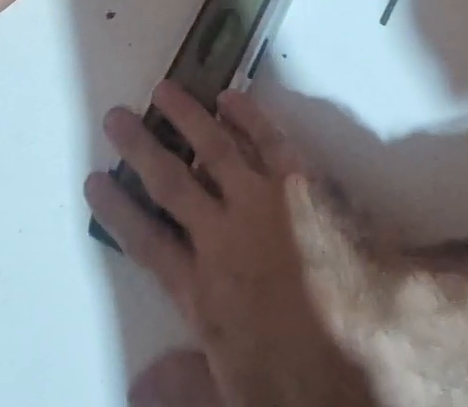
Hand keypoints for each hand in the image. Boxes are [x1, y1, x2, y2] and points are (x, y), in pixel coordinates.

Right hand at [85, 82, 372, 406]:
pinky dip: (248, 115)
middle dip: (140, 149)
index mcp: (201, 289)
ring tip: (164, 90)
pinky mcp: (301, 181)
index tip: (95, 179)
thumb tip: (134, 384)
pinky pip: (268, 140)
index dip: (118, 210)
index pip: (147, 242)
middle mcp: (222, 236)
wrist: (372, 334)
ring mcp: (261, 202)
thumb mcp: (233, 391)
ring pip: (214, 150)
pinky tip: (230, 96)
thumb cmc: (302, 370)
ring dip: (187, 118)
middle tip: (116, 118)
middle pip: (171, 184)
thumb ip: (183, 383)